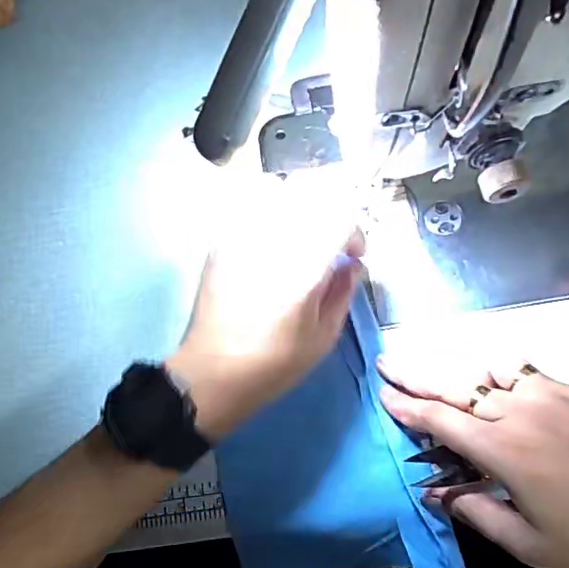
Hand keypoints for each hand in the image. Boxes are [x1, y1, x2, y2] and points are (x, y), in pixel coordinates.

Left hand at [167, 178, 365, 438]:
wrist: (213, 373)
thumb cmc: (275, 364)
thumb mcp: (323, 337)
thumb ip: (343, 293)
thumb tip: (352, 265)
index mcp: (304, 269)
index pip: (341, 220)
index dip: (355, 234)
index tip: (354, 256)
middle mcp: (274, 243)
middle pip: (313, 199)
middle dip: (331, 216)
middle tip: (331, 244)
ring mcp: (242, 237)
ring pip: (280, 194)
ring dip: (300, 208)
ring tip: (303, 236)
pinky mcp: (221, 241)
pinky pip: (250, 207)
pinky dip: (270, 210)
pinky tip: (274, 238)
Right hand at [377, 355, 568, 567]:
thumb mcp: (531, 544)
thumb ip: (477, 511)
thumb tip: (438, 491)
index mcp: (506, 450)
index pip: (441, 419)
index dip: (408, 406)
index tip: (384, 393)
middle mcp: (527, 409)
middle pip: (461, 382)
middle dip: (420, 372)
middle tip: (391, 359)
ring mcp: (563, 392)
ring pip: (499, 371)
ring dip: (466, 372)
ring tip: (446, 375)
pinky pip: (539, 378)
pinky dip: (512, 382)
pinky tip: (511, 395)